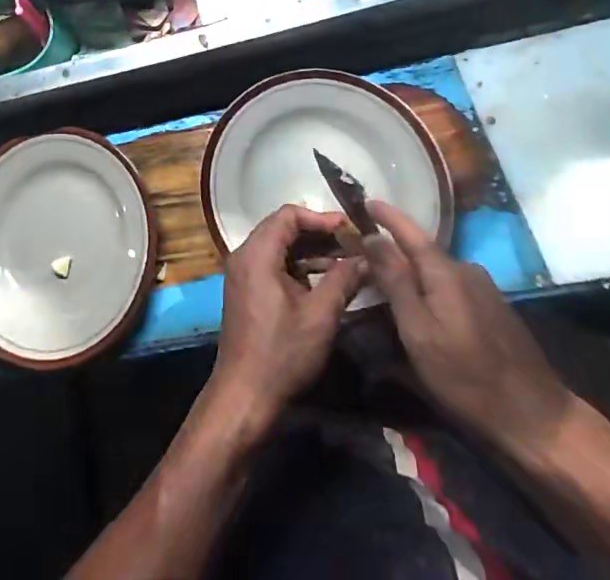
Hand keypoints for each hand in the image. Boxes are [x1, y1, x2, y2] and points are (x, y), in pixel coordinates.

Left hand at [211, 205, 366, 419]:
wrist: (245, 393)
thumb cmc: (282, 353)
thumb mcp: (320, 315)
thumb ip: (343, 280)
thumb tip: (366, 258)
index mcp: (256, 255)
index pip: (288, 215)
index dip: (321, 218)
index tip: (350, 229)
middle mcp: (244, 257)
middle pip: (282, 228)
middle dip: (319, 234)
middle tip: (354, 244)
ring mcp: (243, 274)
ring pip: (279, 247)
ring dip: (312, 251)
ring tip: (348, 262)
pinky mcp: (247, 290)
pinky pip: (274, 265)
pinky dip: (299, 267)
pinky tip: (327, 281)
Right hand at [360, 200, 574, 454]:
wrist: (535, 418)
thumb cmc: (466, 376)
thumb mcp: (418, 330)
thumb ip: (395, 281)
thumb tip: (373, 237)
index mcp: (446, 272)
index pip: (410, 232)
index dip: (387, 216)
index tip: (365, 200)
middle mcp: (467, 271)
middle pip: (422, 252)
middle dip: (393, 249)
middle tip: (361, 255)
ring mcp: (485, 290)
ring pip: (436, 272)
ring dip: (411, 272)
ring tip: (385, 283)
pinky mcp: (494, 310)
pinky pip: (450, 287)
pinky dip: (429, 289)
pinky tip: (419, 307)